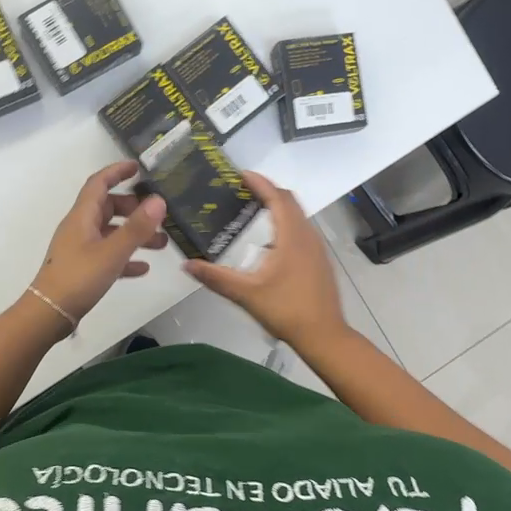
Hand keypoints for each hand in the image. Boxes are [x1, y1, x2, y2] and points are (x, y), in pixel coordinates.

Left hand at [30, 161, 167, 325]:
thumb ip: (137, 227)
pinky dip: (126, 257)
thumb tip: (158, 200)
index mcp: (82, 216)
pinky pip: (108, 256)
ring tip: (162, 243)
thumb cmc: (79, 277)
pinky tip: (143, 267)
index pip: (99, 183)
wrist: (50, 312)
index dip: (117, 172)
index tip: (138, 168)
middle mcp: (79, 228)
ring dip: (135, 235)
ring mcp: (80, 249)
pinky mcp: (82, 269)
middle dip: (134, 208)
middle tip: (158, 215)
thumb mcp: (112, 251)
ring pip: (111, 233)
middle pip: (108, 208)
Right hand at [184, 171, 351, 352]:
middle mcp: (308, 236)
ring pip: (298, 217)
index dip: (260, 183)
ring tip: (252, 213)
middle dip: (267, 192)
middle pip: (289, 202)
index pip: (277, 197)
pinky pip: (301, 231)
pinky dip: (285, 225)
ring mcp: (317, 249)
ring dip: (277, 208)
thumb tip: (187, 265)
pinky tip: (269, 244)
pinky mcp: (320, 261)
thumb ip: (216, 278)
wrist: (324, 335)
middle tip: (242, 192)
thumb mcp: (246, 294)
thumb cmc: (286, 310)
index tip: (240, 174)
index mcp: (292, 237)